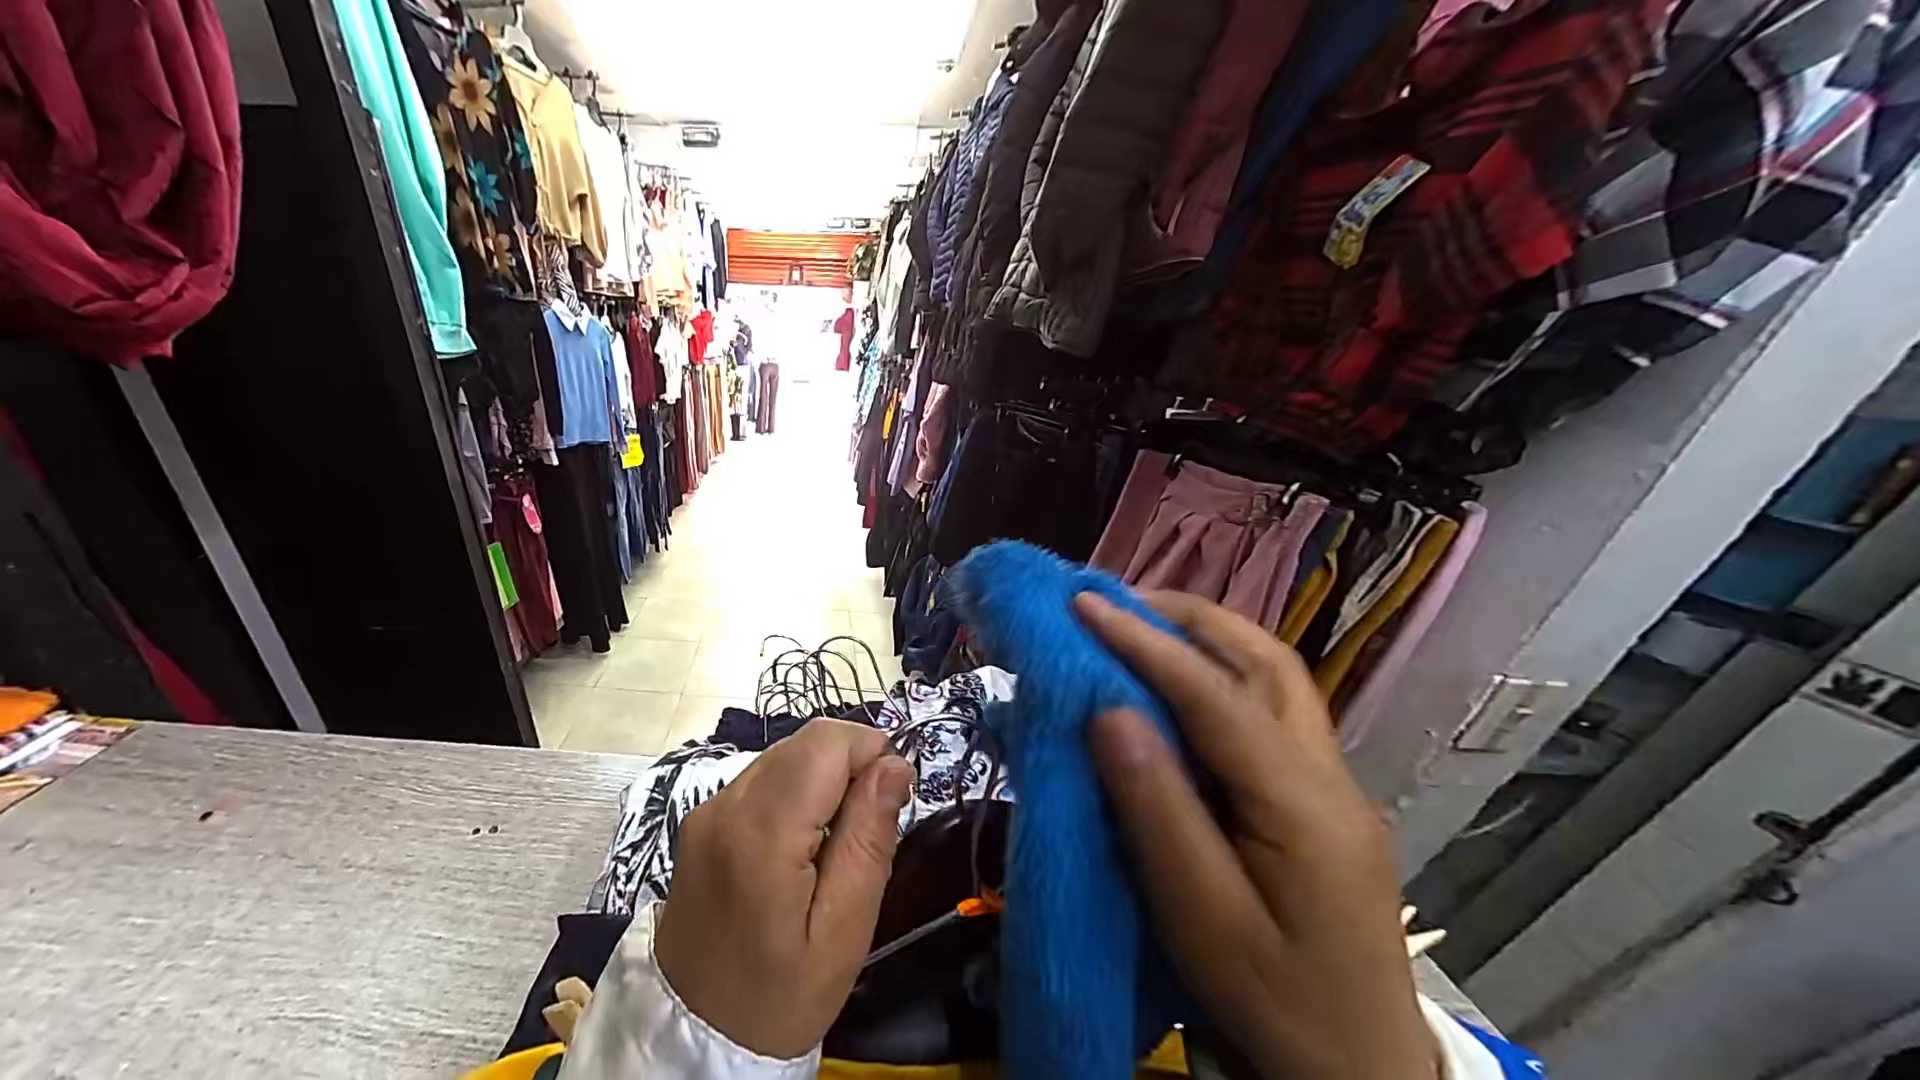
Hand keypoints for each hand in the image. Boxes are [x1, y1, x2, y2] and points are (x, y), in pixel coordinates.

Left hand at [654, 719, 914, 1058]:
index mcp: (760, 833)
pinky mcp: (701, 819)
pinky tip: (804, 841)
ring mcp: (707, 810)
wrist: (692, 1038)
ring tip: (836, 839)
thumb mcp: (845, 928)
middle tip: (868, 823)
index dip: (870, 751)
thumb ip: (870, 836)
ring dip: (826, 777)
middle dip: (851, 763)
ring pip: (787, 754)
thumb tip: (895, 764)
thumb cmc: (780, 995)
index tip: (891, 796)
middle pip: (806, 741)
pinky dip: (798, 791)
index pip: (826, 742)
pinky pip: (765, 777)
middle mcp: (725, 805)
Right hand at [1074, 591, 1437, 1079]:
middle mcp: (1326, 772)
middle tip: (1118, 603)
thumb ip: (1158, 809)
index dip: (1146, 642)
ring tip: (1143, 628)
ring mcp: (1330, 781)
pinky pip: (1269, 708)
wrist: (1362, 1076)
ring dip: (1209, 637)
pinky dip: (1219, 673)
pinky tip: (1182, 685)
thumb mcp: (1202, 919)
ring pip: (1275, 675)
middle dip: (1188, 618)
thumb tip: (1109, 710)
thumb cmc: (1275, 1004)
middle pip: (1265, 660)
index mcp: (1300, 802)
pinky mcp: (1319, 796)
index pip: (1215, 694)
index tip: (1084, 604)